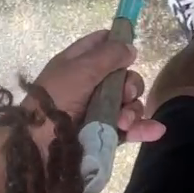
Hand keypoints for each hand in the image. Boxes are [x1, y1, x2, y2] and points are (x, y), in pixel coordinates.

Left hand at [26, 31, 165, 152]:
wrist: (37, 150)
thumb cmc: (55, 101)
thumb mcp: (80, 69)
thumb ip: (109, 55)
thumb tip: (131, 49)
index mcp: (77, 64)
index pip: (101, 44)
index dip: (118, 42)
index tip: (132, 49)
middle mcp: (89, 85)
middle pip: (123, 76)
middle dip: (130, 84)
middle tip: (125, 94)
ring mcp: (97, 111)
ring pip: (128, 102)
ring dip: (133, 109)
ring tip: (124, 122)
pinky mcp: (104, 135)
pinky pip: (130, 127)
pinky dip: (144, 127)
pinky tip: (155, 130)